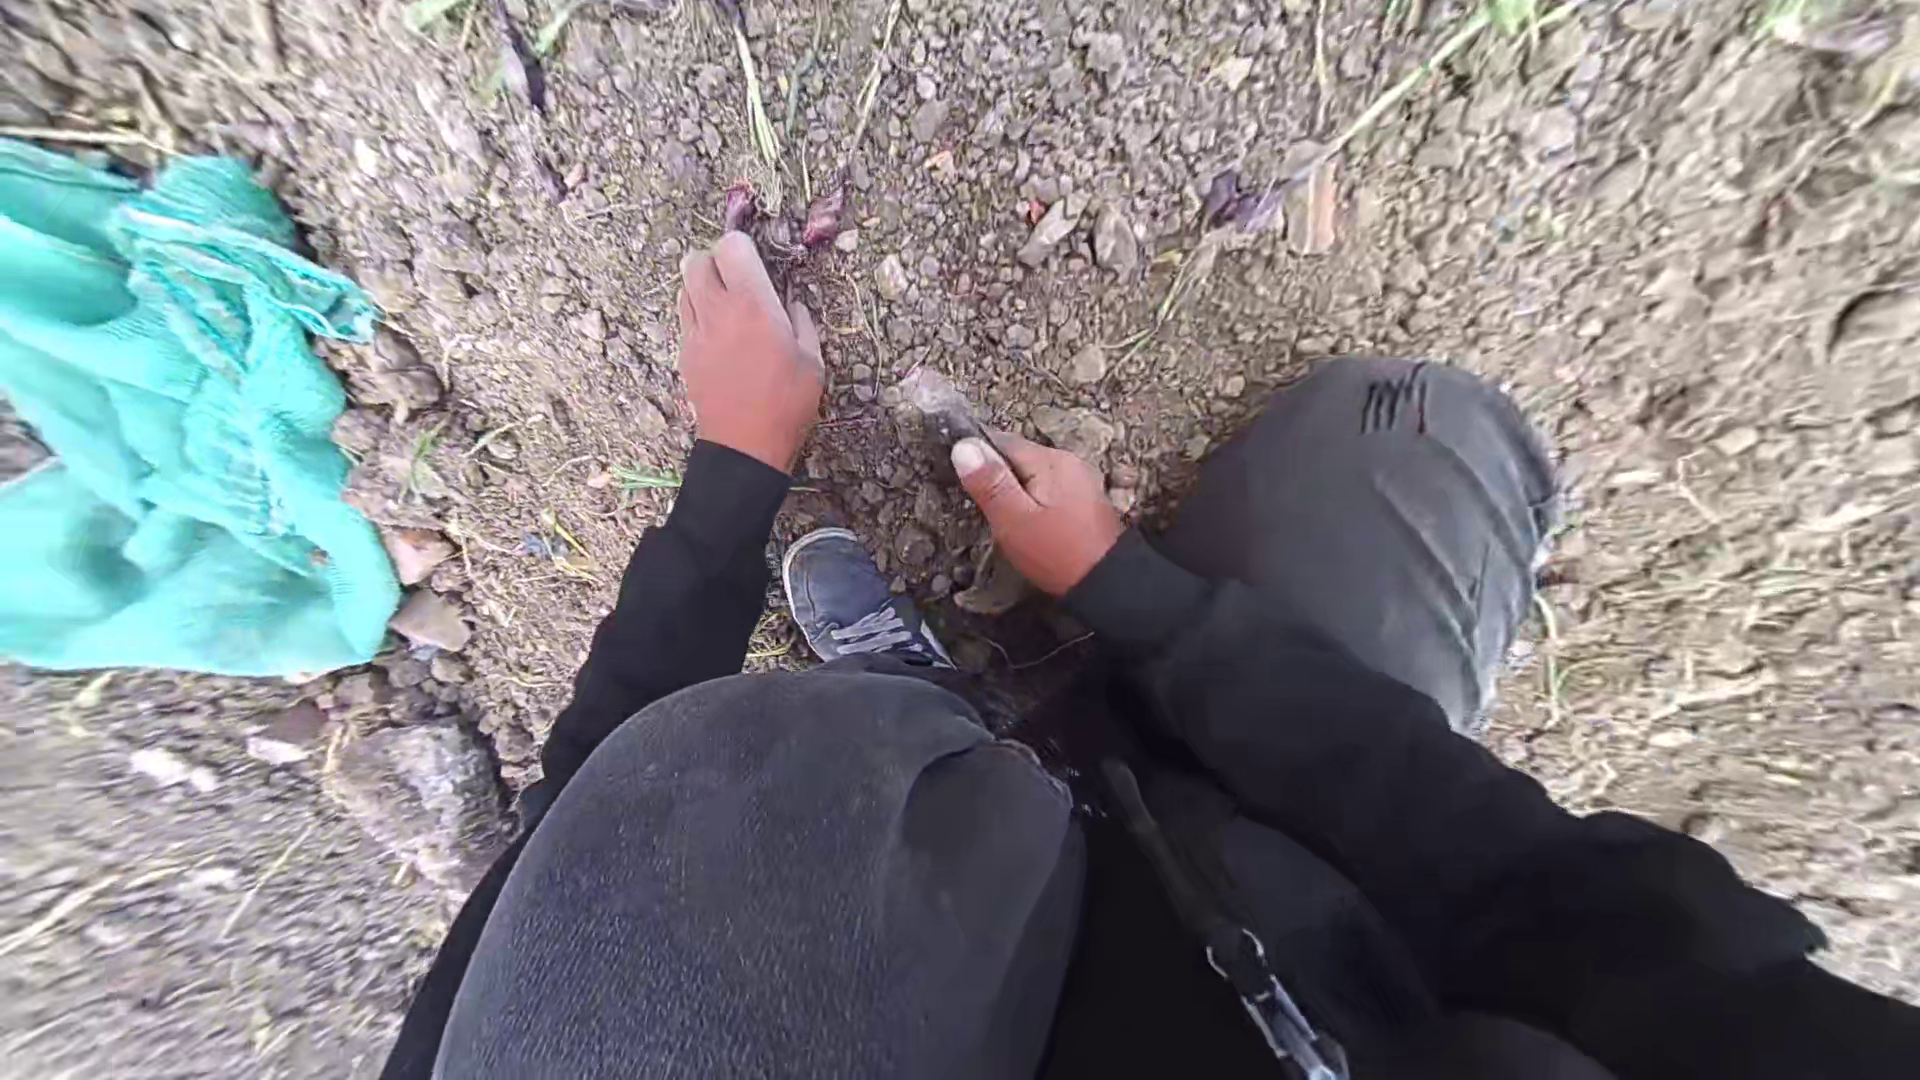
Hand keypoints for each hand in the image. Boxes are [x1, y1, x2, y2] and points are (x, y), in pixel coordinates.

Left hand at [677, 231, 823, 470]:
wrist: (747, 445)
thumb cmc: (787, 405)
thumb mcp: (813, 362)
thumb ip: (802, 323)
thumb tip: (792, 305)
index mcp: (754, 305)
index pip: (732, 247)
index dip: (744, 249)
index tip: (757, 265)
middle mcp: (718, 310)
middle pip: (697, 259)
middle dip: (717, 262)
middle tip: (739, 282)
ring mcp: (696, 332)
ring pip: (685, 285)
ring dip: (703, 286)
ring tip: (727, 306)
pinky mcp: (685, 353)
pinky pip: (685, 316)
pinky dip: (697, 313)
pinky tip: (719, 334)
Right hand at [951, 432, 1123, 595]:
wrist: (1107, 585)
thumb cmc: (1056, 554)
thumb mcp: (1014, 520)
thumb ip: (990, 482)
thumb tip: (963, 445)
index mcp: (1050, 461)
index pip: (1002, 441)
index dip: (977, 457)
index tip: (959, 478)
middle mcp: (1069, 462)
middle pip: (1019, 458)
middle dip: (997, 476)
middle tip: (979, 505)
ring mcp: (1080, 481)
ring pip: (1034, 475)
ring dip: (1015, 490)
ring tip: (1000, 517)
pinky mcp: (1085, 502)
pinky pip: (1048, 490)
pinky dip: (1033, 501)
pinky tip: (1027, 523)